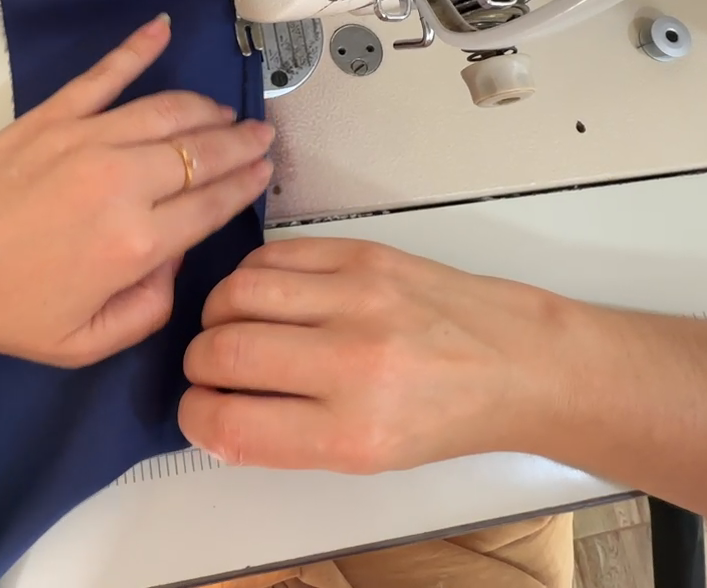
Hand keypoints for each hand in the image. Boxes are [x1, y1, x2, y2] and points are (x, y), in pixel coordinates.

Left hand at [0, 15, 273, 367]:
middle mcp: (124, 181)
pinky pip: (106, 73)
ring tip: (226, 112)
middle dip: (242, 143)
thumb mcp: (88, 342)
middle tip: (262, 135)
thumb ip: (151, 307)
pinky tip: (162, 27)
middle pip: (202, 152)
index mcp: (137, 243)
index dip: (246, 183)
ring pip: (168, 110)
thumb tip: (176, 256)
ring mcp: (88, 138)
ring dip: (206, 108)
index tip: (265, 169)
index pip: (213, 203)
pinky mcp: (54, 114)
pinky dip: (138, 47)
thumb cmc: (6, 311)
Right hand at [178, 238, 569, 472]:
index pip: (231, 422)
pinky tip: (260, 294)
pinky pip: (271, 254)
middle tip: (209, 366)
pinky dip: (248, 275)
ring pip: (238, 291)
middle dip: (198, 361)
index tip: (198, 409)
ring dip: (216, 313)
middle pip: (224, 350)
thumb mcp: (369, 455)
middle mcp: (351, 361)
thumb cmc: (442, 417)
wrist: (512, 359)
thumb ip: (287, 436)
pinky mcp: (360, 252)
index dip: (195, 416)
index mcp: (354, 432)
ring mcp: (356, 295)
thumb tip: (215, 408)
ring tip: (230, 324)